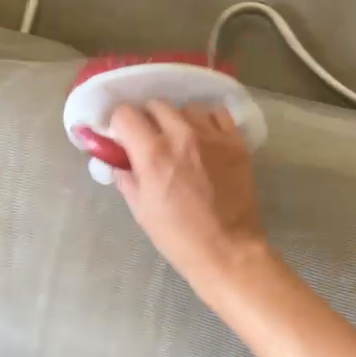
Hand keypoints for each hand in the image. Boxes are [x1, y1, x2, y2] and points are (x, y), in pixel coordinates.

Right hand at [109, 101, 270, 281]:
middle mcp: (182, 135)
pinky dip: (206, 121)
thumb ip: (127, 180)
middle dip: (147, 120)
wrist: (229, 252)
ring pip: (186, 108)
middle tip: (150, 143)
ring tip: (181, 142)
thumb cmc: (180, 240)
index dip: (119, 125)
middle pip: (155, 104)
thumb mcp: (142, 213)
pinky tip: (205, 140)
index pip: (125, 114)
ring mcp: (213, 136)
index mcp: (153, 154)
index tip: (123, 139)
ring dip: (178, 120)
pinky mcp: (236, 142)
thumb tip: (118, 163)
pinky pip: (217, 114)